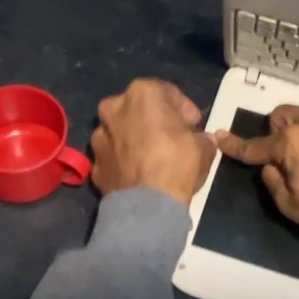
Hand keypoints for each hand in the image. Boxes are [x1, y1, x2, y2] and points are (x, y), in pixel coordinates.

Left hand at [91, 79, 215, 206]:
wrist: (147, 206)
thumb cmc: (177, 164)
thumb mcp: (203, 147)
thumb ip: (201, 137)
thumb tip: (202, 140)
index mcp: (141, 94)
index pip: (167, 92)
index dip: (184, 109)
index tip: (193, 125)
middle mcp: (114, 108)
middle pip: (138, 108)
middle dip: (154, 120)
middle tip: (173, 137)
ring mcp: (99, 136)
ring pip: (120, 131)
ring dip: (135, 139)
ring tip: (153, 157)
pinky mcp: (94, 163)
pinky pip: (113, 156)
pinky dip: (123, 161)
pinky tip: (138, 173)